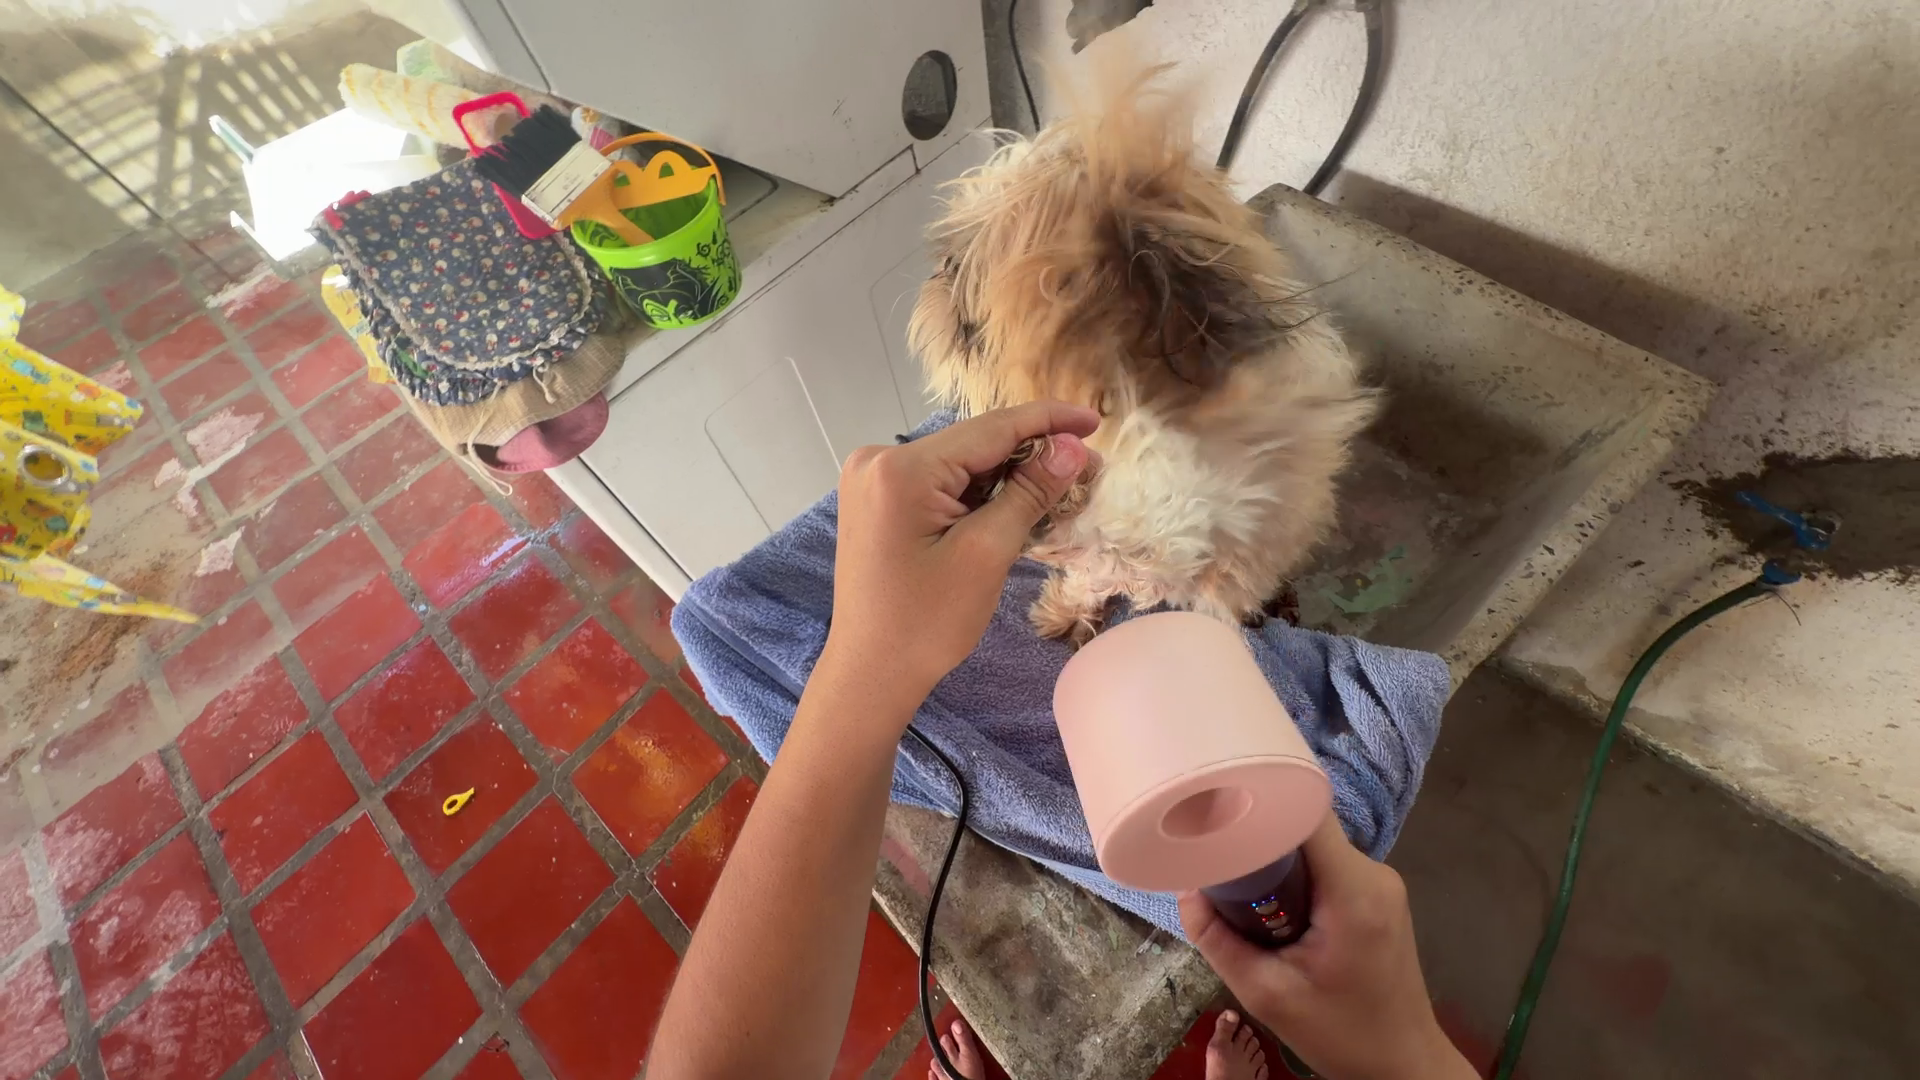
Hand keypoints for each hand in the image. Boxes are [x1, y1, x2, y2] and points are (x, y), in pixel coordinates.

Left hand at [825, 402, 1099, 703]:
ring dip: (1007, 477)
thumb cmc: (927, 623)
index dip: (1048, 421)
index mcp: (900, 468)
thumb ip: (1029, 492)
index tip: (1095, 421)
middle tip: (1087, 471)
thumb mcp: (986, 553)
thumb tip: (1072, 447)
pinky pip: (939, 484)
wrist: (870, 672)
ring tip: (1058, 493)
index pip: (989, 429)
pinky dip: (978, 495)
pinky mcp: (878, 502)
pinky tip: (1015, 505)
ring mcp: (873, 481)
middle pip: (973, 445)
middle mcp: (878, 460)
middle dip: (1031, 456)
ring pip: (959, 465)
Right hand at [1178, 817, 1474, 1079]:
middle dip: (1255, 829)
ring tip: (1235, 875)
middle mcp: (1372, 873)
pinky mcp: (1373, 890)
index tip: (1217, 799)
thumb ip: (1217, 940)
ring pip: (1309, 840)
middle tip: (1213, 845)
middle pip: (1302, 822)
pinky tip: (1265, 893)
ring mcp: (1377, 879)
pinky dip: (1289, 867)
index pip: (1306, 810)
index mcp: (1353, 892)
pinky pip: (1320, 857)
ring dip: (1271, 852)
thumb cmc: (1341, 1034)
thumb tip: (1186, 889)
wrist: (1405, 1068)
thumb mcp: (1265, 994)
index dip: (1262, 792)